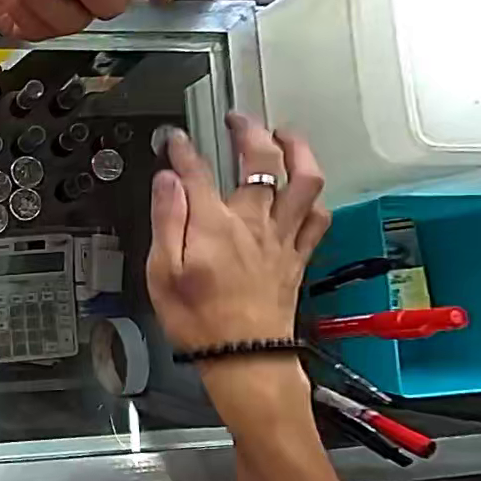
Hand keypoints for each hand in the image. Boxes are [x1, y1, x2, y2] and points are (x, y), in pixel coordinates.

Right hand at [147, 113, 330, 351]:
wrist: (244, 360)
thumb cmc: (198, 320)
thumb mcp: (163, 272)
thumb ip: (167, 219)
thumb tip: (168, 180)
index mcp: (214, 225)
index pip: (197, 171)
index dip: (183, 149)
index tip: (174, 139)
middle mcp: (253, 223)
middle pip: (262, 161)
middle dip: (250, 131)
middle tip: (239, 120)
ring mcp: (281, 238)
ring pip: (304, 181)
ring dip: (299, 151)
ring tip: (286, 136)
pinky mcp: (297, 257)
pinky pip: (317, 218)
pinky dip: (314, 198)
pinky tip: (305, 192)